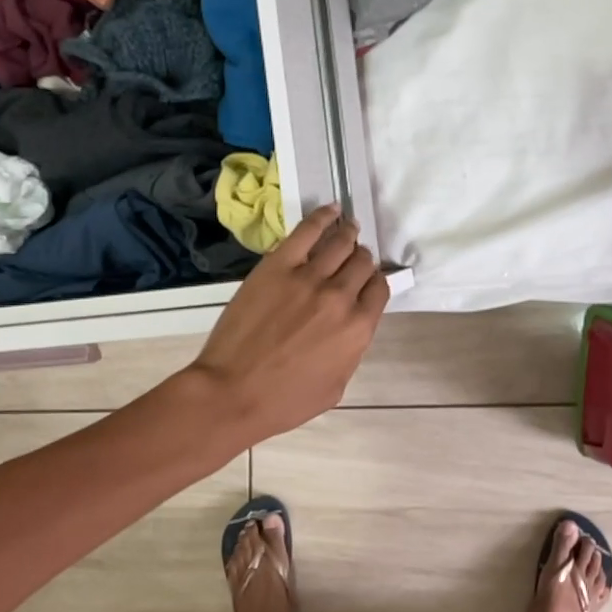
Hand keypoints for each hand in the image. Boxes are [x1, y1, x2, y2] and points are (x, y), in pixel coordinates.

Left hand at [191, 206, 388, 441]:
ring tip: (348, 227)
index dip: (374, 282)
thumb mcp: (337, 385)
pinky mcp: (278, 266)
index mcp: (359, 329)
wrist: (232, 392)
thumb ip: (352, 349)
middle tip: (353, 258)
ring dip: (349, 233)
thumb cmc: (285, 401)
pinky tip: (331, 210)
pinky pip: (308, 231)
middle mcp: (341, 297)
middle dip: (361, 259)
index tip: (366, 282)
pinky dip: (323, 217)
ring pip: (341, 242)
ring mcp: (309, 277)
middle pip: (362, 263)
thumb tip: (353, 325)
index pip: (379, 289)